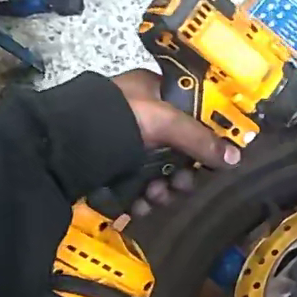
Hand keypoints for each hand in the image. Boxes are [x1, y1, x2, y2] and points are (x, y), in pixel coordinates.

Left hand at [112, 70, 240, 215]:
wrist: (59, 148)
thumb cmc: (115, 121)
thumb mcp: (164, 122)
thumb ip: (200, 139)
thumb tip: (237, 159)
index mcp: (153, 92)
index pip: (192, 112)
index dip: (205, 137)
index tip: (213, 160)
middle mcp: (140, 116)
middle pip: (178, 149)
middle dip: (182, 173)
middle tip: (181, 186)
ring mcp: (124, 144)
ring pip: (159, 171)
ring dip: (163, 189)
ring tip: (155, 197)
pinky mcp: (110, 169)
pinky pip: (138, 185)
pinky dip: (143, 197)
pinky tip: (140, 205)